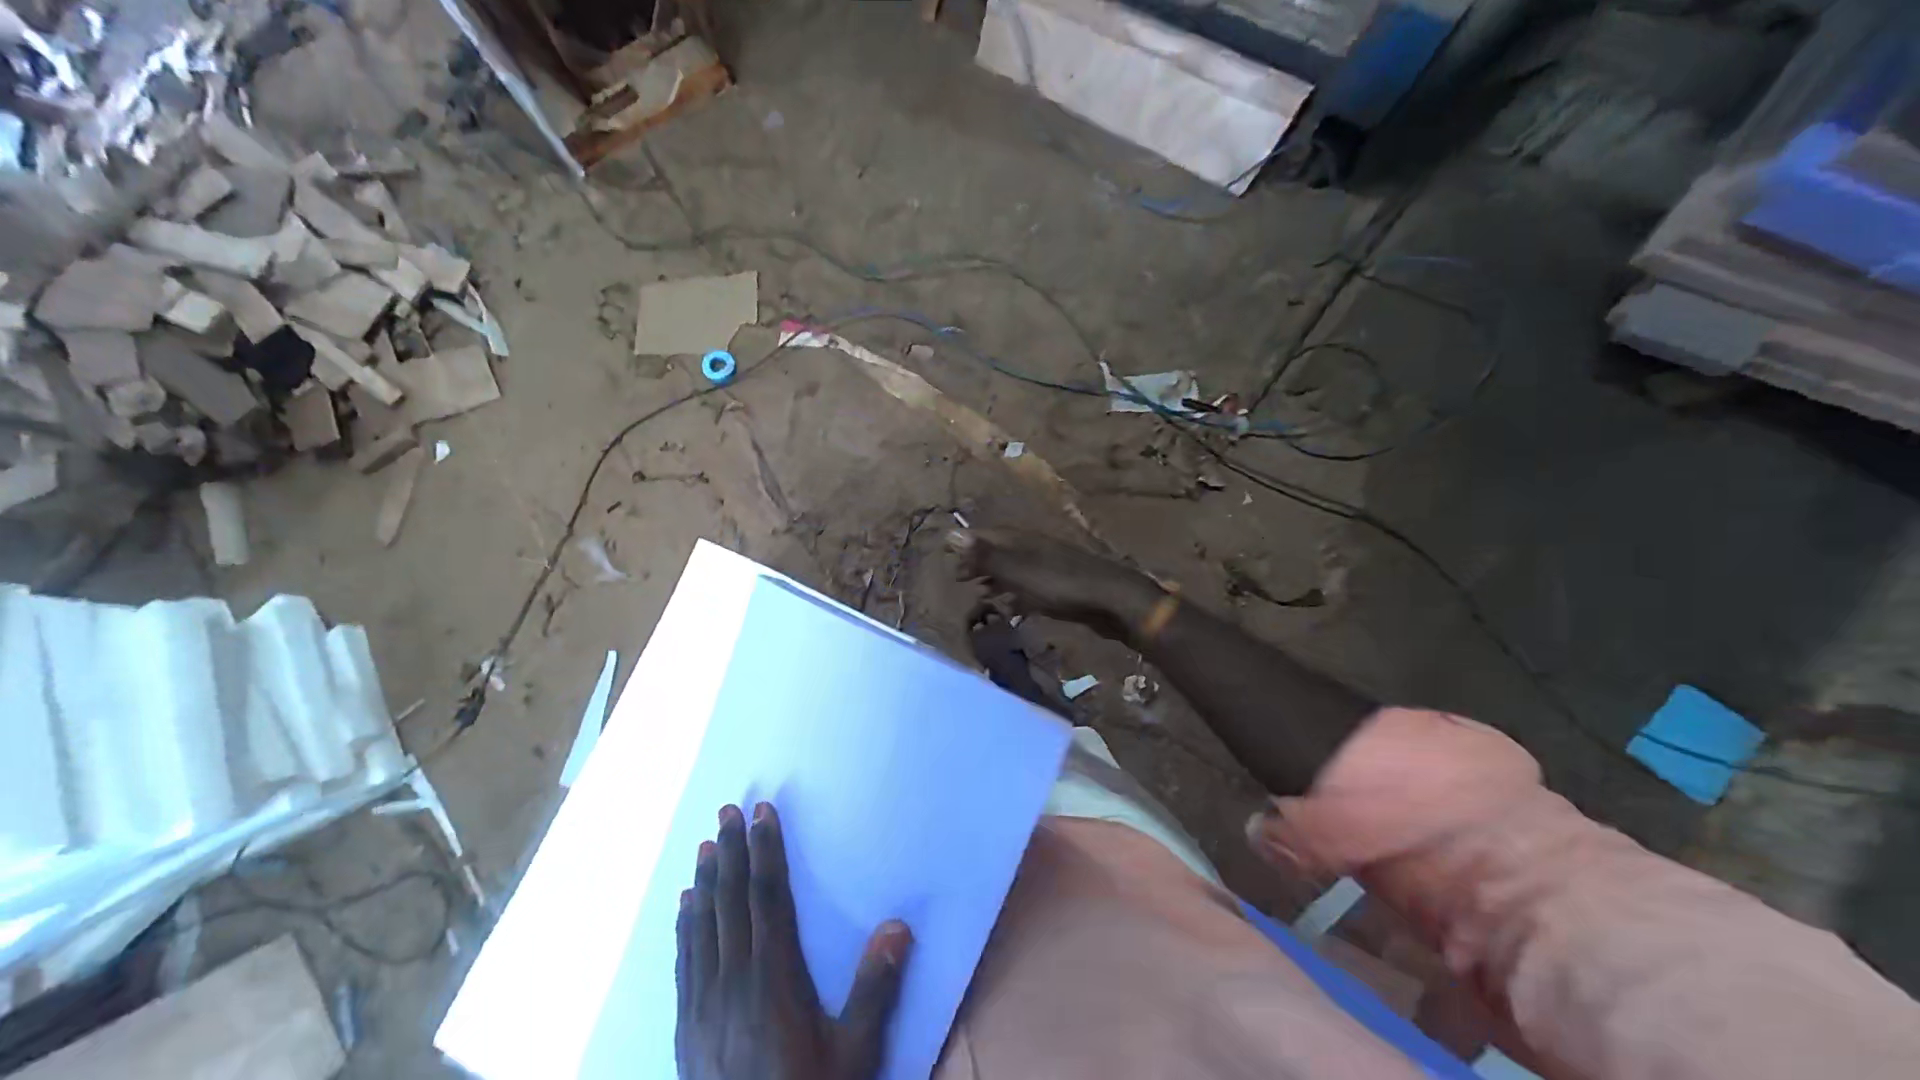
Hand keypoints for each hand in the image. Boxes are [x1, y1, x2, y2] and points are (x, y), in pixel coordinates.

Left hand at [677, 803, 913, 1079]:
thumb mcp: (853, 1052)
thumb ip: (874, 989)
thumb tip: (898, 926)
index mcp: (775, 976)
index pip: (769, 896)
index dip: (766, 851)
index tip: (762, 814)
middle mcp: (735, 978)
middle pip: (732, 900)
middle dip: (731, 851)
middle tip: (726, 811)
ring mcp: (705, 1001)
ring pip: (704, 924)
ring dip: (705, 879)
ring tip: (705, 844)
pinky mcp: (687, 1024)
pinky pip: (684, 960)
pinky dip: (684, 924)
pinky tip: (684, 905)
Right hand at [950, 527, 1161, 640]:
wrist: (1111, 600)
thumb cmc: (1060, 584)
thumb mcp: (1018, 571)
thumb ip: (985, 556)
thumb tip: (951, 533)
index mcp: (1022, 540)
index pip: (986, 535)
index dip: (966, 545)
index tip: (945, 555)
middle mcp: (1034, 549)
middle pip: (1000, 552)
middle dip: (979, 563)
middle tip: (959, 578)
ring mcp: (1049, 568)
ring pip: (1015, 571)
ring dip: (997, 580)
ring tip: (980, 594)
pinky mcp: (1061, 588)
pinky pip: (1030, 589)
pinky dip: (1016, 596)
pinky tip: (1011, 609)